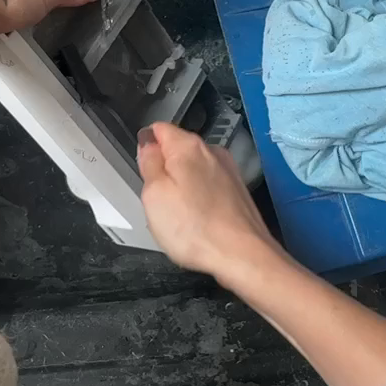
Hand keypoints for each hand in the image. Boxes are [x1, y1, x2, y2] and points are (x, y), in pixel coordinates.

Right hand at [137, 122, 287, 282]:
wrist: (243, 256)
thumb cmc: (194, 228)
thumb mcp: (154, 194)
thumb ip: (148, 163)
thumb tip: (148, 145)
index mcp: (187, 146)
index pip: (158, 129)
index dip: (145, 146)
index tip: (143, 171)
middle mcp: (211, 151)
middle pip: (177, 150)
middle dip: (164, 170)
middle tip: (159, 200)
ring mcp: (228, 171)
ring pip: (193, 170)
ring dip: (181, 186)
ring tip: (179, 215)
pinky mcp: (237, 191)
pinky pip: (208, 186)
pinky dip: (198, 199)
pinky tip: (197, 221)